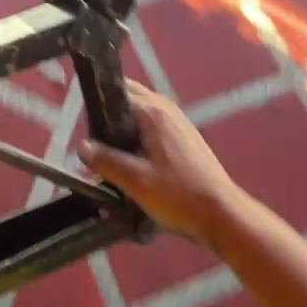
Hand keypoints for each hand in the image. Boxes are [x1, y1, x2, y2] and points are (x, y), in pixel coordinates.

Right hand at [79, 79, 244, 241]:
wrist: (223, 216)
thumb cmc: (179, 196)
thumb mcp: (136, 182)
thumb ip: (106, 161)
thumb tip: (82, 146)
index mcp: (153, 111)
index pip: (116, 91)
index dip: (99, 109)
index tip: (90, 133)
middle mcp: (166, 108)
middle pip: (129, 99)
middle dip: (111, 117)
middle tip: (100, 147)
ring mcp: (178, 121)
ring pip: (141, 114)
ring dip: (126, 129)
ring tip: (117, 158)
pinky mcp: (185, 137)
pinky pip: (153, 127)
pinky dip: (140, 137)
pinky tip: (138, 164)